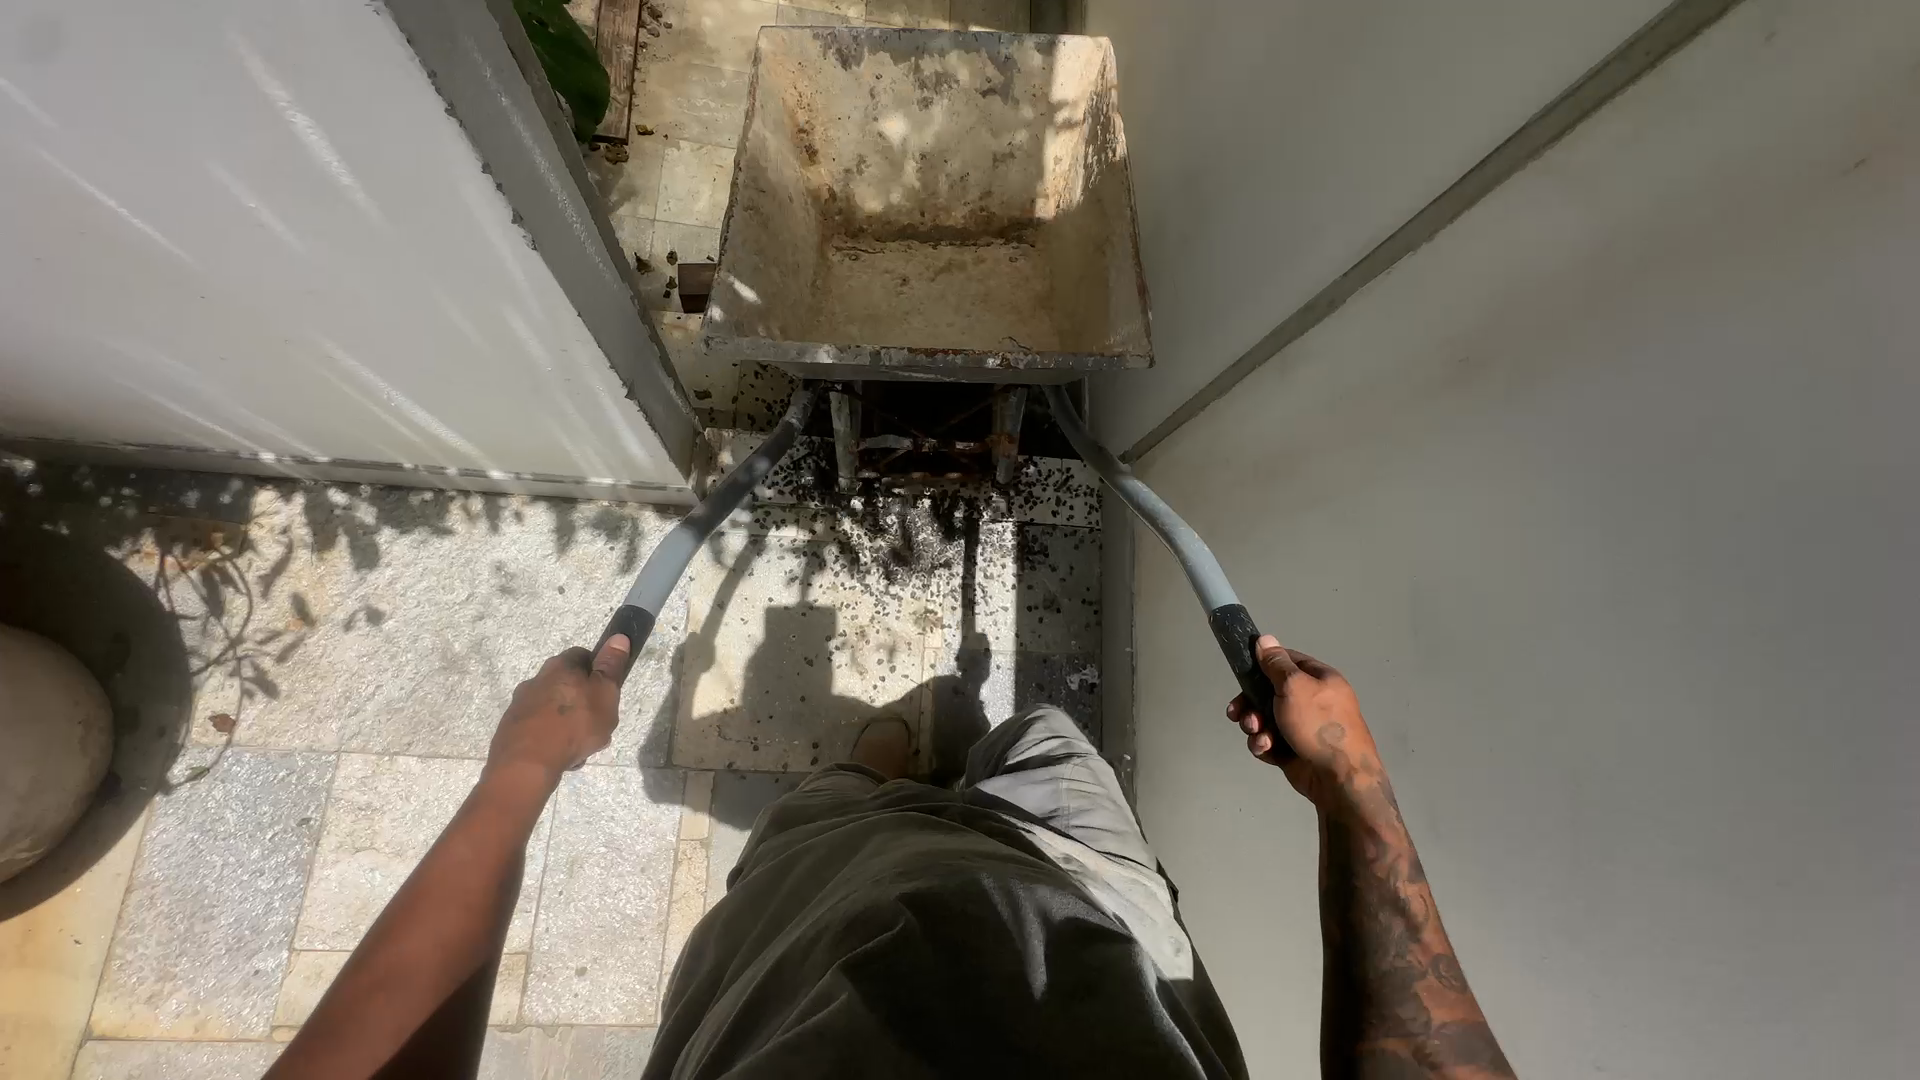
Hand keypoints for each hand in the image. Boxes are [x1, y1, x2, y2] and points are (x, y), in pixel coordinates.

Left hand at [485, 636, 629, 786]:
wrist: (526, 765)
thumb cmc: (574, 724)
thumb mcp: (605, 693)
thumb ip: (612, 666)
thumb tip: (619, 637)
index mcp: (560, 666)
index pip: (583, 655)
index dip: (598, 670)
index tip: (607, 690)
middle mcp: (535, 679)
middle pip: (566, 683)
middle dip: (582, 699)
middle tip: (597, 720)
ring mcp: (519, 705)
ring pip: (552, 707)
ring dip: (566, 721)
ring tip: (580, 745)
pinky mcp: (510, 729)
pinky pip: (538, 728)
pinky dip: (550, 737)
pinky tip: (561, 755)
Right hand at [1226, 635, 1380, 804]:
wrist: (1339, 779)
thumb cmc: (1318, 725)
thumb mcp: (1294, 686)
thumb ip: (1275, 663)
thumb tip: (1265, 639)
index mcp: (1319, 680)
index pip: (1285, 662)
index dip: (1262, 665)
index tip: (1243, 671)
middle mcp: (1312, 701)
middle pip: (1268, 692)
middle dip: (1250, 702)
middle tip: (1239, 712)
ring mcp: (1302, 727)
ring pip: (1264, 717)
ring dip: (1254, 724)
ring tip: (1257, 733)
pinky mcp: (1293, 750)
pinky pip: (1269, 740)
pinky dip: (1263, 744)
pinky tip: (1267, 749)